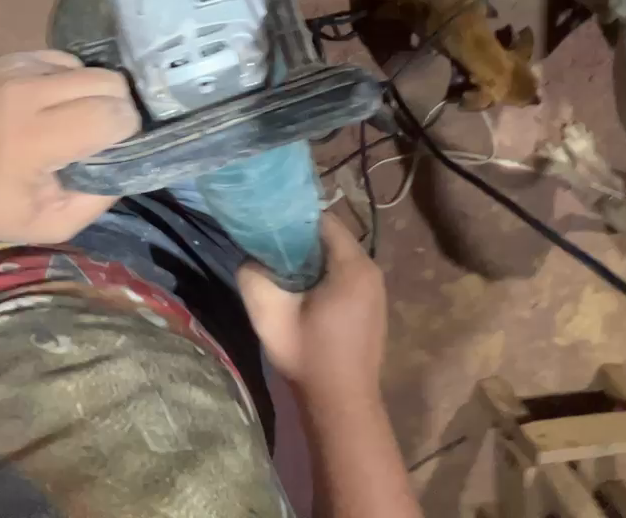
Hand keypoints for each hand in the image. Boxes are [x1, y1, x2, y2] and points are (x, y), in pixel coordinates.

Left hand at [0, 50, 138, 245]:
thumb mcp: (51, 224)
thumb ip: (99, 197)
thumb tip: (128, 160)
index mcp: (35, 139)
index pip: (111, 114)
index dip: (127, 131)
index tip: (118, 147)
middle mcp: (26, 93)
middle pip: (107, 81)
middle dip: (118, 107)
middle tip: (105, 133)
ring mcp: (15, 70)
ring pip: (87, 67)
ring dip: (94, 92)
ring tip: (77, 119)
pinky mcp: (8, 59)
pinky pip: (61, 60)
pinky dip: (70, 80)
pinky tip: (56, 104)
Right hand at [237, 214, 386, 399]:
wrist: (341, 405)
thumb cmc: (308, 355)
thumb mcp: (269, 312)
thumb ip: (253, 275)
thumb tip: (250, 257)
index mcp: (353, 265)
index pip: (323, 220)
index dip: (293, 221)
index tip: (268, 229)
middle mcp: (371, 271)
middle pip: (332, 237)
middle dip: (301, 240)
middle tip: (271, 251)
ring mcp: (376, 291)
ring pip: (339, 257)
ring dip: (312, 260)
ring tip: (283, 271)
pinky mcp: (373, 308)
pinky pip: (347, 276)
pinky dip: (325, 276)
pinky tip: (303, 294)